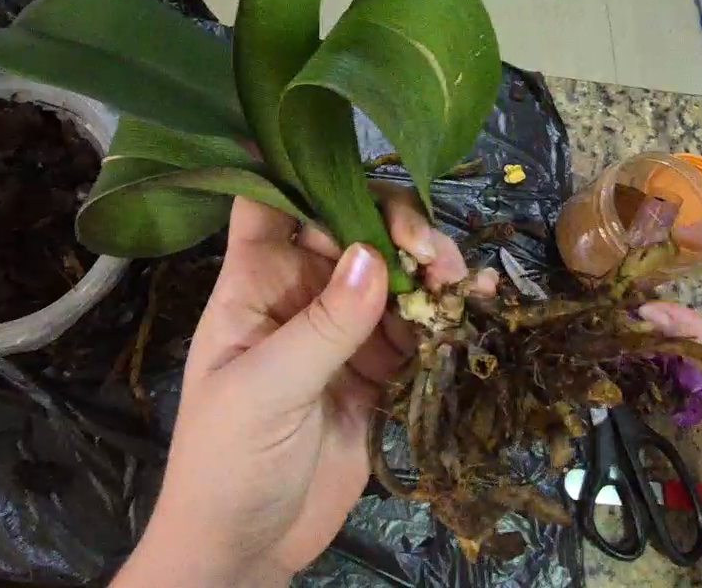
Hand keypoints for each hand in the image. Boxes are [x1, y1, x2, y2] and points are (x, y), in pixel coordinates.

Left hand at [114, 188, 490, 587]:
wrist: (249, 551)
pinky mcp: (376, 366)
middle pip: (348, 230)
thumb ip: (322, 326)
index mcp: (255, 283)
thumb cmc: (228, 462)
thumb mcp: (265, 391)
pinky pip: (414, 325)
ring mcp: (341, 328)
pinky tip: (474, 301)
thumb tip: (373, 257)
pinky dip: (444, 311)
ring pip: (389, 273)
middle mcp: (300, 292)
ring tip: (457, 281)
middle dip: (391, 227)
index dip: (297, 169)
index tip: (349, 154)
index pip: (267, 204)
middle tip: (426, 251)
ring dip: (427, 267)